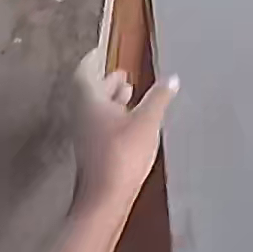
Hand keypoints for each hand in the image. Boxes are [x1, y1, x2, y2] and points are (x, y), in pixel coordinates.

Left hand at [72, 50, 178, 213]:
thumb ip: (159, 98)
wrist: (104, 198)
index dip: (93, 60)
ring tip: (128, 94)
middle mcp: (81, 115)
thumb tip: (171, 79)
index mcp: (89, 100)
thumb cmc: (122, 156)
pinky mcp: (91, 151)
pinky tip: (129, 123)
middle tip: (120, 74)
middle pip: (89, 90)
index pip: (86, 71)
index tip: (101, 52)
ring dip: (110, 99)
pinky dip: (112, 117)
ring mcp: (84, 134)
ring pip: (94, 109)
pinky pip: (99, 125)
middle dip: (106, 80)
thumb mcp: (147, 122)